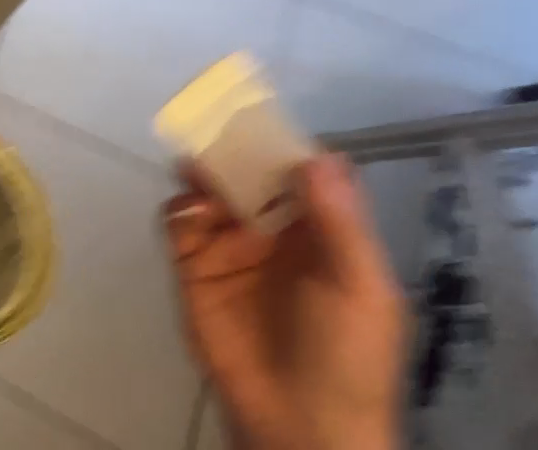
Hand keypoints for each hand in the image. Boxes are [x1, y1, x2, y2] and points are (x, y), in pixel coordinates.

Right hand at [164, 155, 405, 449]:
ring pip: (210, 193)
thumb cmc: (346, 353)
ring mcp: (231, 248)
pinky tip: (188, 210)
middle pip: (250, 177)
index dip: (285, 148)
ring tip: (195, 168)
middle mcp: (275, 234)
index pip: (303, 178)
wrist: (296, 417)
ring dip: (202, 175)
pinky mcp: (192, 264)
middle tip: (214, 128)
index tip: (264, 120)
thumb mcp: (360, 288)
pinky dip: (178, 207)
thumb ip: (339, 224)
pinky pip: (178, 222)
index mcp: (324, 236)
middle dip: (233, 152)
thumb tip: (319, 155)